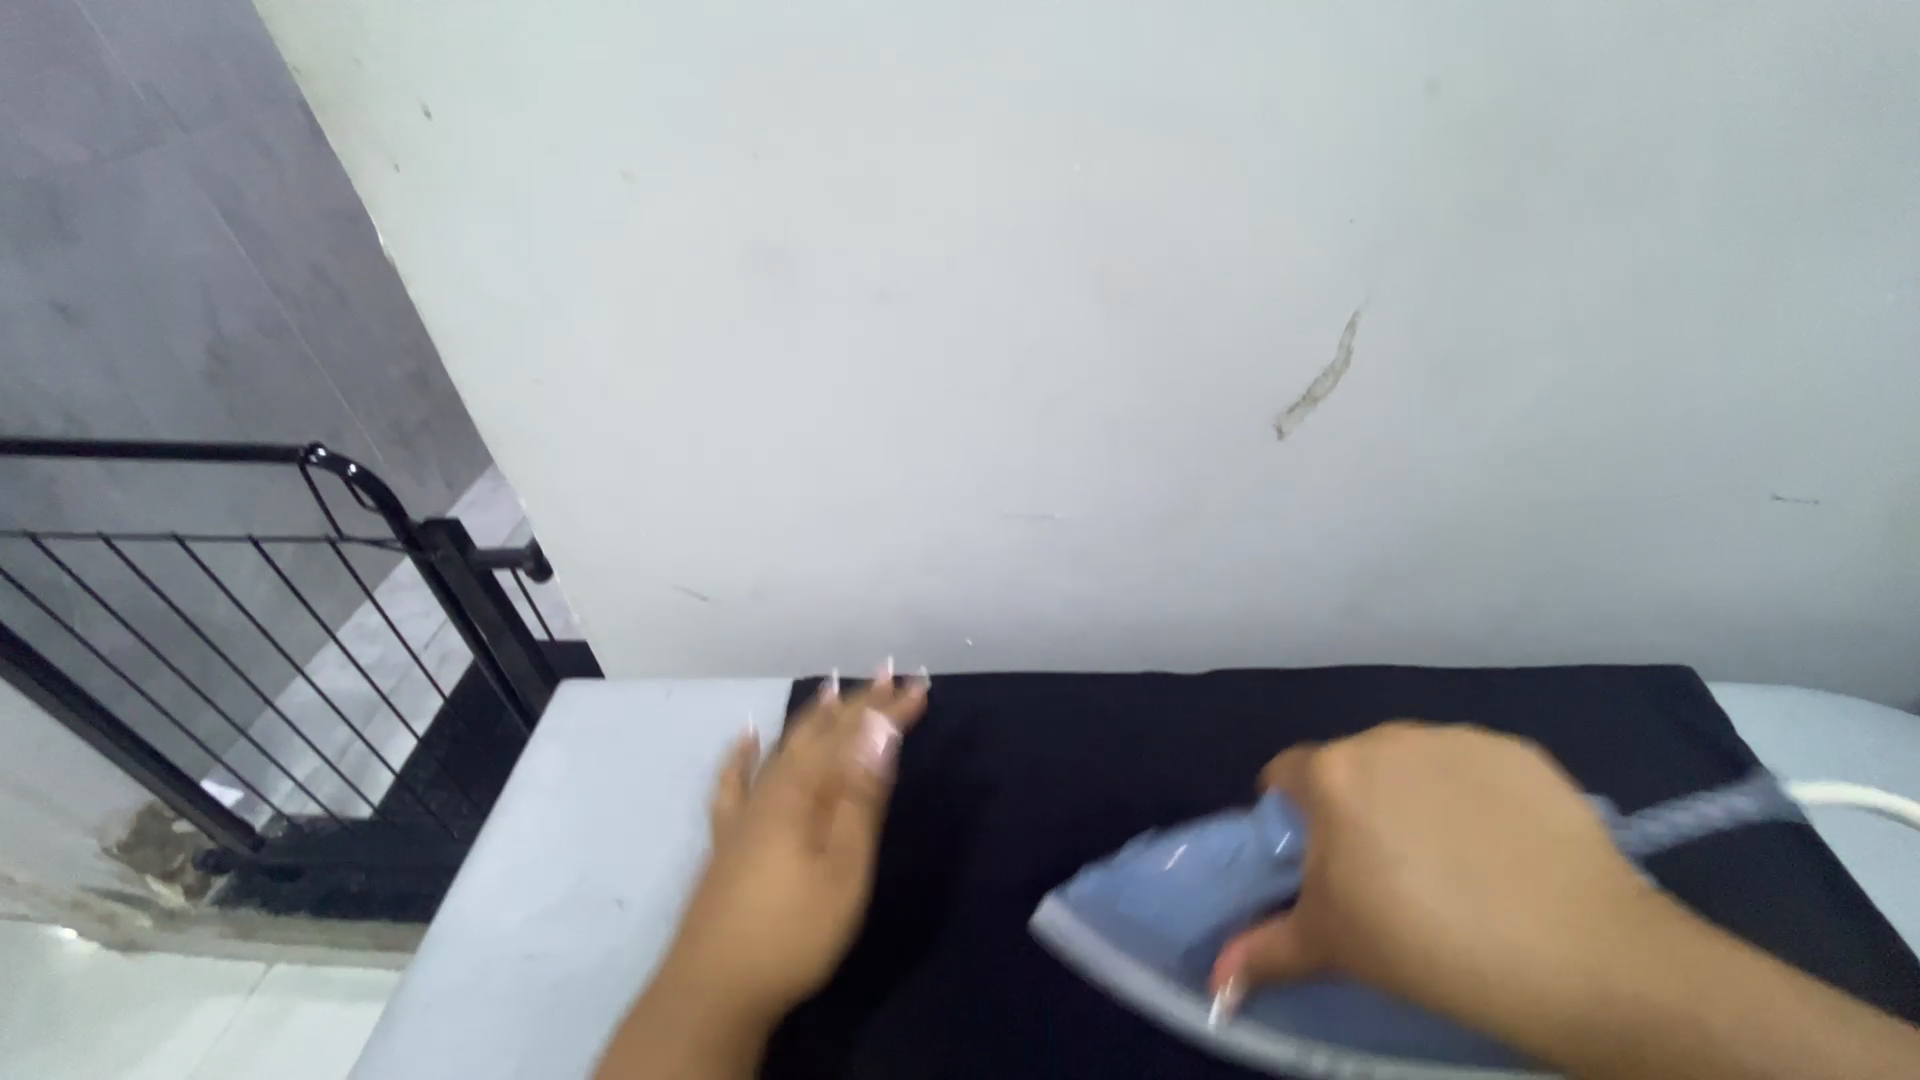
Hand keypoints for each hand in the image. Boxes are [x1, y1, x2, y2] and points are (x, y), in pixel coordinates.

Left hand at [649, 669, 926, 1034]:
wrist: (713, 988)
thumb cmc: (795, 930)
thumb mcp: (845, 866)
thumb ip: (862, 797)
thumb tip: (880, 732)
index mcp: (807, 792)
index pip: (856, 737)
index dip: (889, 711)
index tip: (919, 686)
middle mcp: (774, 788)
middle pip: (821, 734)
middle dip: (858, 704)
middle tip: (887, 674)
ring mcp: (746, 811)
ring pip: (784, 748)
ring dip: (813, 718)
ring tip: (832, 690)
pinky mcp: (728, 837)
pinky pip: (734, 781)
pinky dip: (742, 754)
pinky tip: (746, 737)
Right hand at [1215, 722, 1661, 1040]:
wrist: (1585, 959)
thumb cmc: (1429, 947)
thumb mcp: (1334, 949)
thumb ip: (1265, 951)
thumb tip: (1214, 984)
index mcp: (1332, 775)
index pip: (1285, 775)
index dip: (1294, 816)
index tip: (1322, 861)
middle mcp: (1386, 739)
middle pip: (1351, 766)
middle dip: (1357, 806)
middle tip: (1387, 871)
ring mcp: (1457, 740)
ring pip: (1413, 763)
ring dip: (1415, 797)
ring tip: (1455, 863)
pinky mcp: (1519, 751)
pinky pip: (1475, 768)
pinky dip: (1478, 797)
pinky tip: (1507, 849)